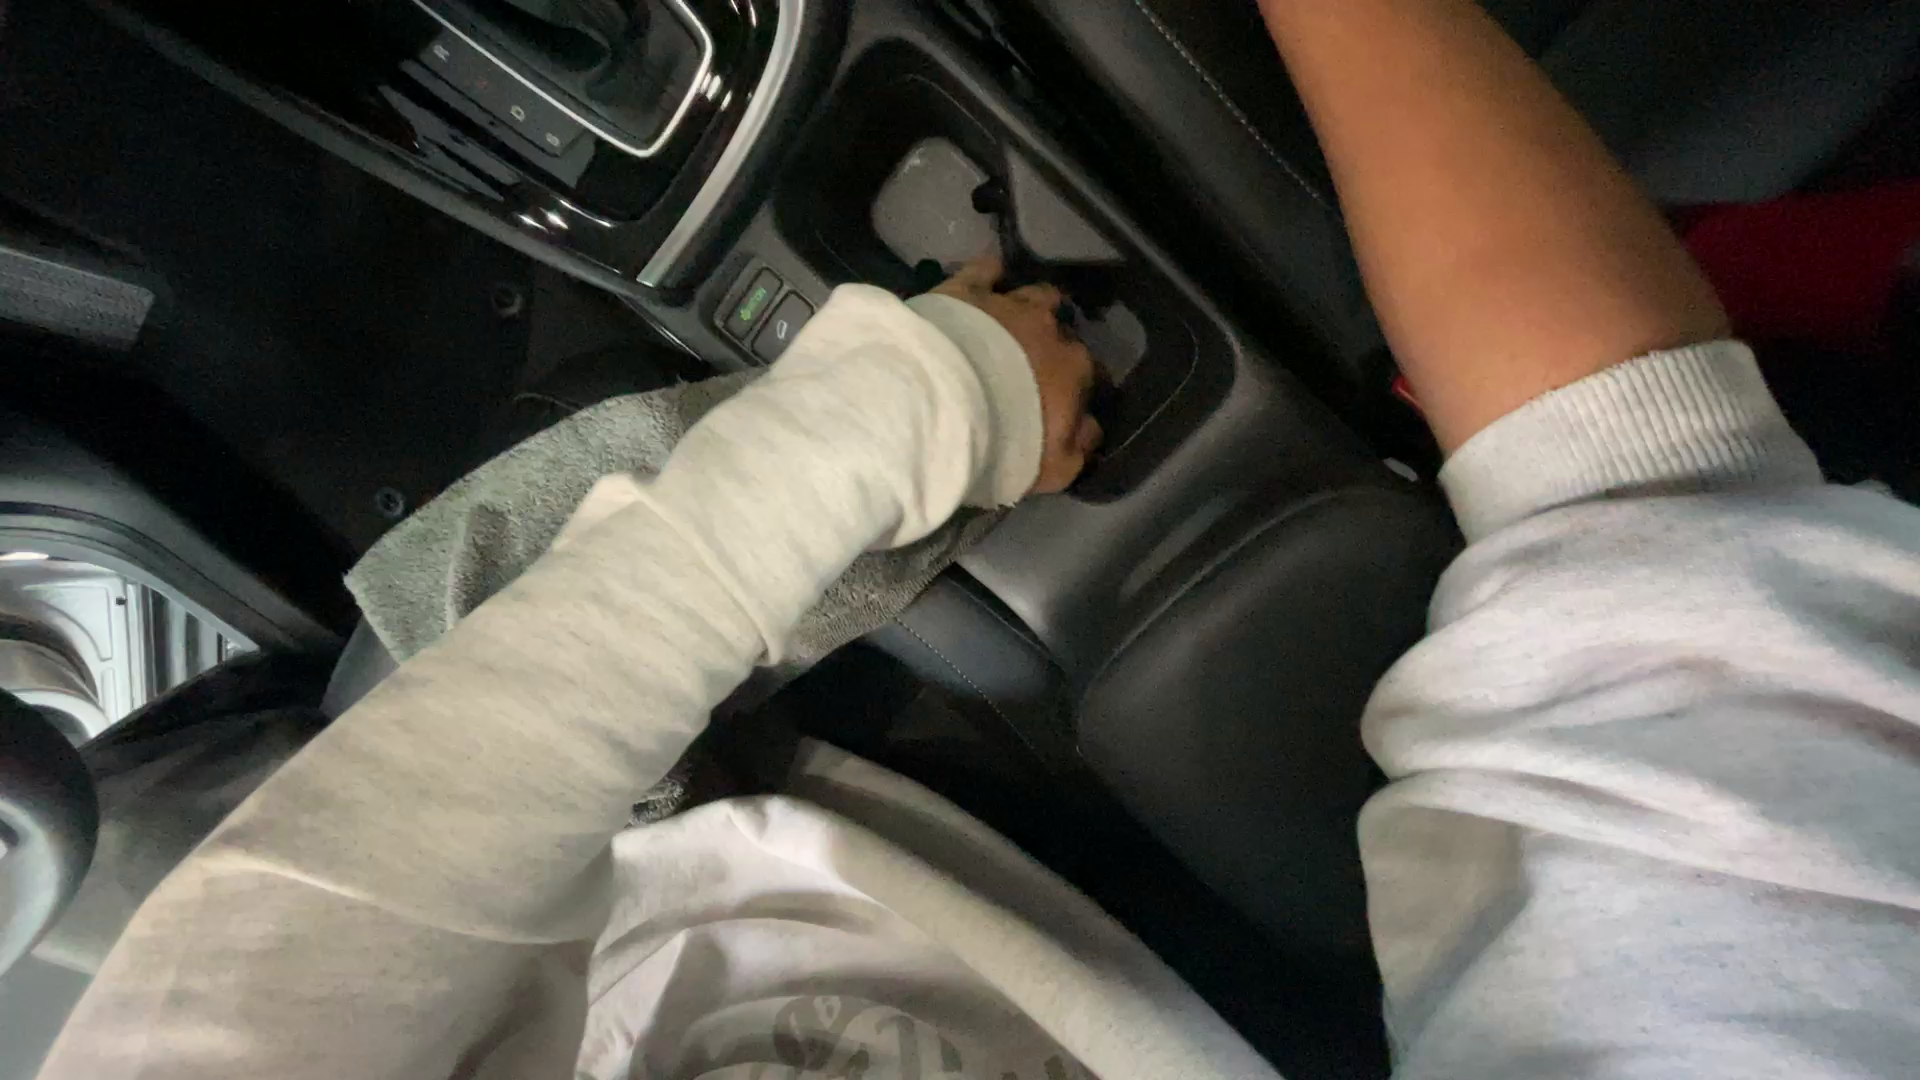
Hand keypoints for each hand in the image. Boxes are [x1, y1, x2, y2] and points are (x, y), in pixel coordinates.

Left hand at [934, 257, 1103, 494]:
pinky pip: (986, 269)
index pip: (1090, 375)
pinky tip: (988, 278)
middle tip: (1033, 366)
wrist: (941, 406)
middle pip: (1062, 333)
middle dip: (1054, 346)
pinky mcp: (966, 291)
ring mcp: (1008, 305)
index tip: (1067, 400)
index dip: (1080, 387)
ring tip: (1018, 321)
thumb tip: (1091, 428)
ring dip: (1032, 306)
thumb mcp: (1054, 467)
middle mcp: (1049, 329)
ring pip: (1035, 295)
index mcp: (1074, 371)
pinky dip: (991, 274)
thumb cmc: (1004, 443)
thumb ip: (1079, 446)